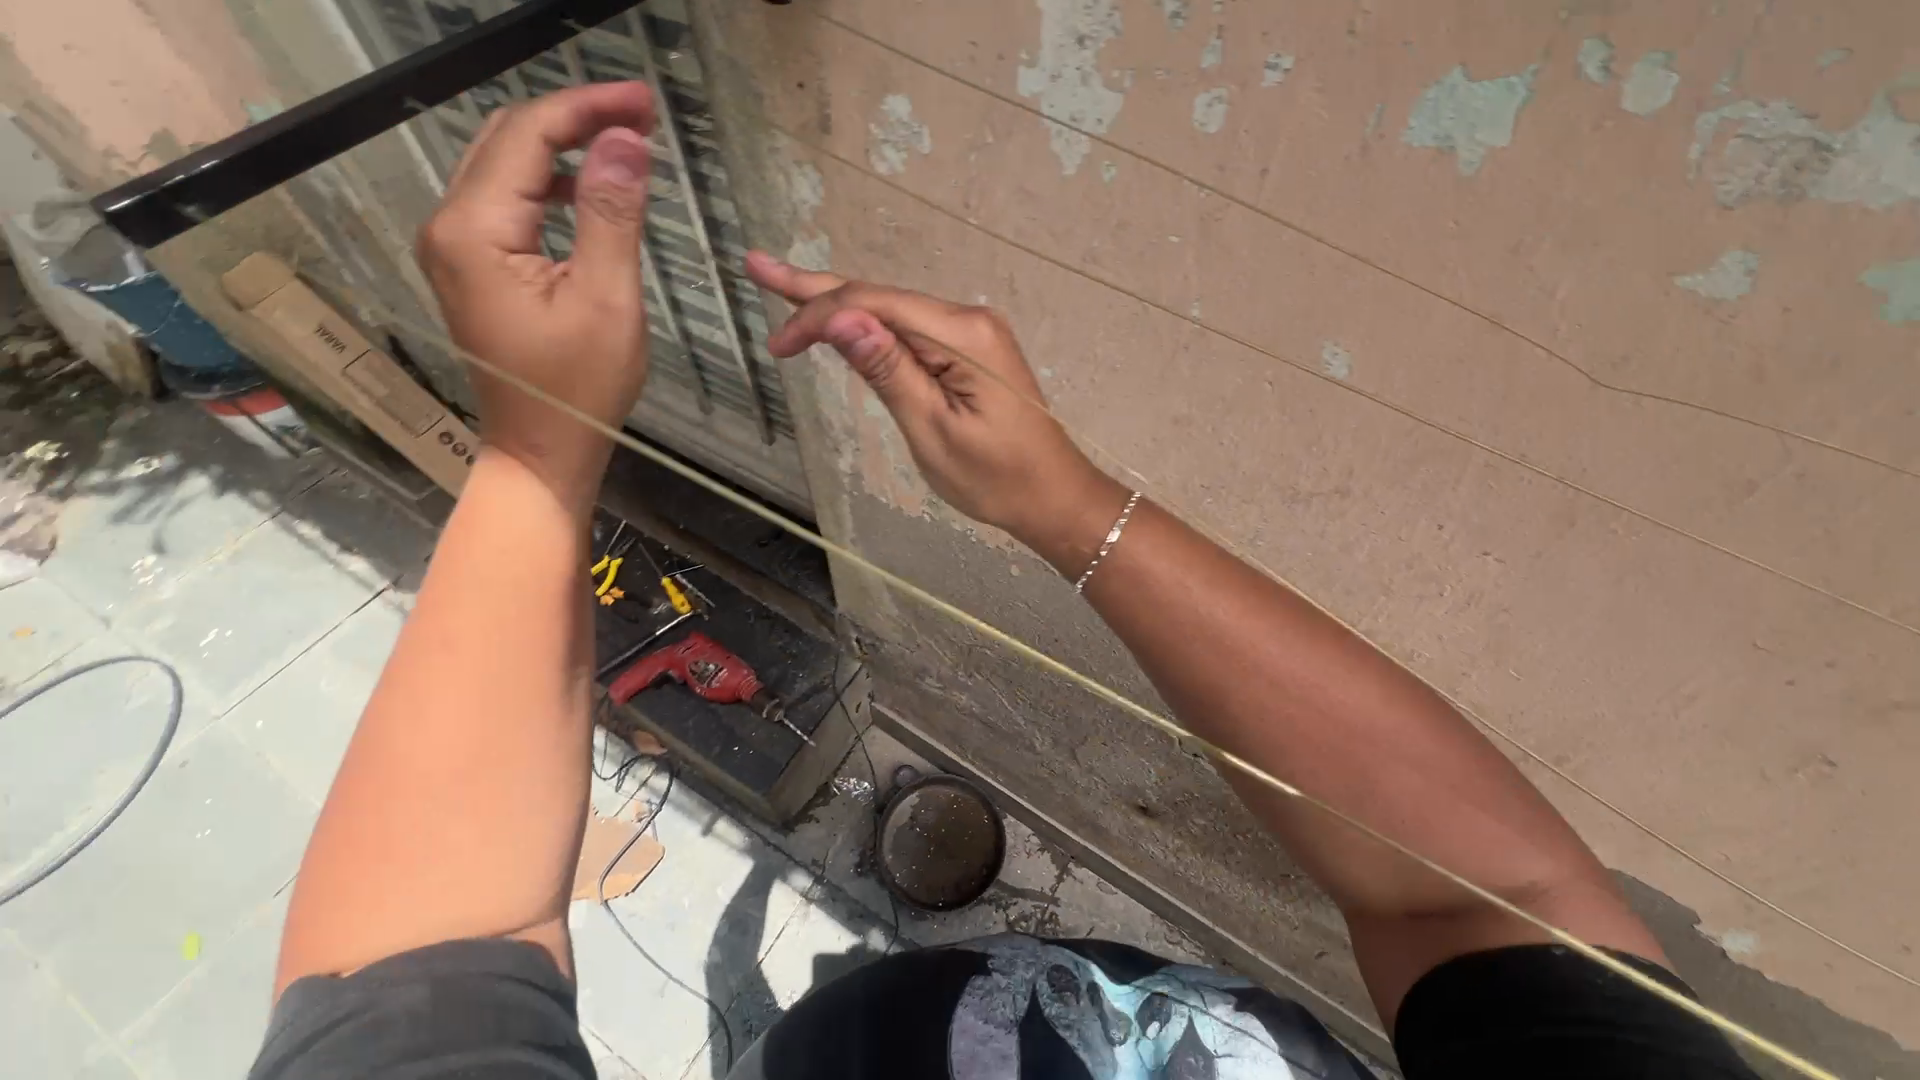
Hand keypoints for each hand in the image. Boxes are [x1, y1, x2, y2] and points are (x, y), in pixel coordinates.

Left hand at [417, 82, 655, 504]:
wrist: (542, 450)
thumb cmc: (580, 388)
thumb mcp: (607, 300)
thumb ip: (613, 215)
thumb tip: (627, 142)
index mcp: (476, 231)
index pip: (528, 138)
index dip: (587, 110)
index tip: (645, 102)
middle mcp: (450, 227)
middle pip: (508, 141)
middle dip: (575, 120)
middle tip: (642, 116)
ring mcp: (456, 248)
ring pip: (505, 168)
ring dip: (563, 149)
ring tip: (623, 145)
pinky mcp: (472, 267)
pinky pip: (507, 203)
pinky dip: (550, 186)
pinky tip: (590, 193)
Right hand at [746, 252, 1128, 569]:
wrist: (1053, 496)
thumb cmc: (996, 478)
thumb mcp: (933, 431)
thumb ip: (889, 371)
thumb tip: (842, 319)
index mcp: (963, 335)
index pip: (874, 306)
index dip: (819, 316)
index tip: (777, 346)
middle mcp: (968, 320)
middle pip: (880, 296)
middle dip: (816, 288)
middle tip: (757, 265)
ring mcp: (971, 333)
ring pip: (893, 311)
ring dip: (839, 304)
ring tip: (783, 287)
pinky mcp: (970, 352)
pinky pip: (911, 331)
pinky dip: (870, 327)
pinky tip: (841, 320)